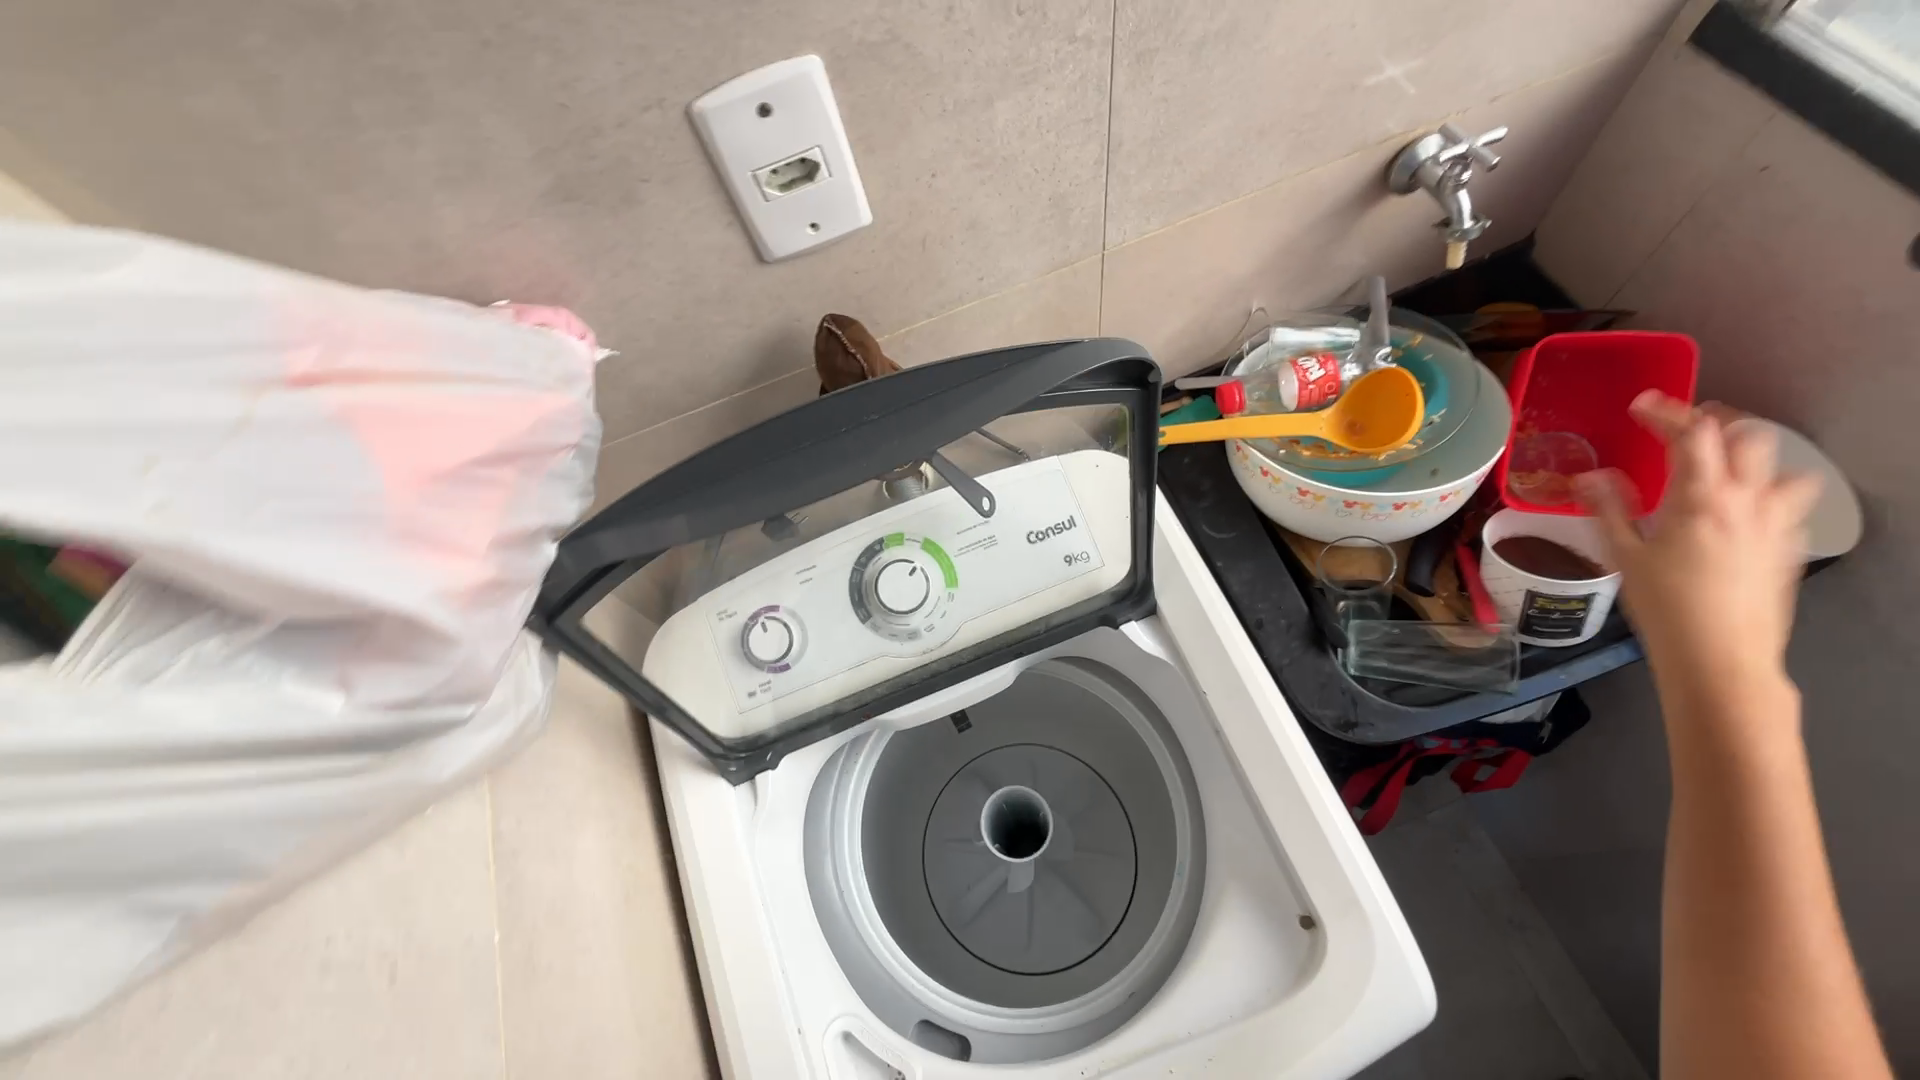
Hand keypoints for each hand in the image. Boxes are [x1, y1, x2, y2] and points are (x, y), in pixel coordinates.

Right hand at [1575, 391, 1821, 702]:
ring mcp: (1777, 522)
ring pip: (1780, 465)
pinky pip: (1788, 501)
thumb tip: (1590, 477)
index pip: (1693, 434)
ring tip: (1721, 466)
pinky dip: (1764, 492)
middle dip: (1716, 425)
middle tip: (1684, 431)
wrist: (1720, 655)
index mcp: (1702, 498)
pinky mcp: (1790, 545)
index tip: (1641, 406)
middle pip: (1748, 437)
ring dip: (1750, 457)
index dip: (1667, 411)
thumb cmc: (1664, 606)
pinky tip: (1740, 510)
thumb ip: (1609, 509)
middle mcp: (1748, 500)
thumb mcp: (1624, 556)